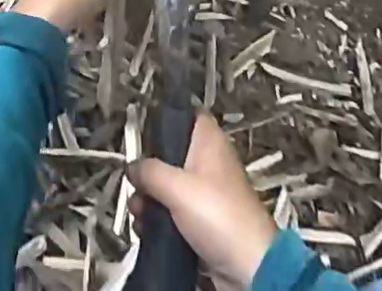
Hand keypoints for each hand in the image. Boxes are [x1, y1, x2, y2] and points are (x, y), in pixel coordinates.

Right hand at [128, 112, 279, 290]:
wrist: (249, 267)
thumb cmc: (216, 213)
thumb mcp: (176, 187)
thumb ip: (149, 171)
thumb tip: (132, 166)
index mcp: (209, 140)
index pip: (188, 113)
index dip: (166, 117)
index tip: (144, 131)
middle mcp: (209, 161)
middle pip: (172, 153)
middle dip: (149, 169)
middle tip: (136, 183)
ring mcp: (208, 192)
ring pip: (171, 184)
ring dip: (151, 197)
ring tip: (137, 212)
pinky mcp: (205, 220)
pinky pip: (176, 210)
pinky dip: (161, 217)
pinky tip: (145, 228)